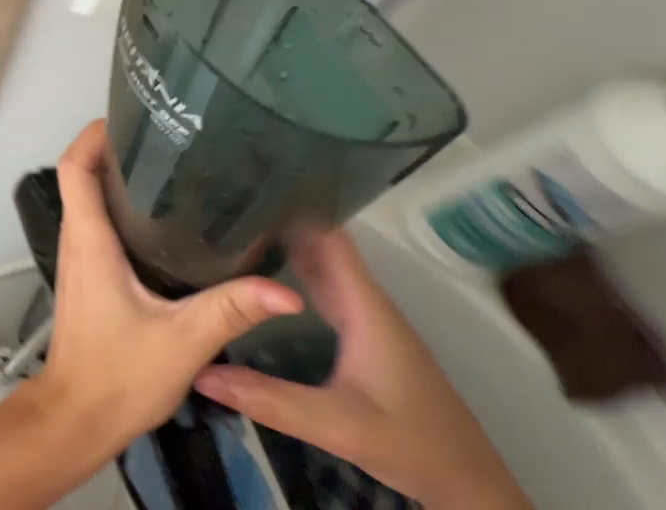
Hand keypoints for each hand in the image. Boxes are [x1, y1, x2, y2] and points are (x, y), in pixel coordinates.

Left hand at [31, 121, 303, 449]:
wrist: (78, 417)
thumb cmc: (117, 374)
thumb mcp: (183, 340)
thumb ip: (231, 310)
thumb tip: (287, 292)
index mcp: (89, 240)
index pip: (74, 167)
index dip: (94, 135)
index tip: (132, 118)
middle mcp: (78, 240)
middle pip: (82, 175)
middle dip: (116, 149)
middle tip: (169, 137)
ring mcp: (80, 258)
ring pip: (91, 200)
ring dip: (120, 178)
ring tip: (174, 166)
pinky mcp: (89, 276)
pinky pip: (100, 225)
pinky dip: (123, 209)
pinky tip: (168, 221)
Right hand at [194, 231, 531, 509]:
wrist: (466, 484)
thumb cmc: (411, 442)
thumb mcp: (337, 425)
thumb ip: (270, 399)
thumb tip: (199, 372)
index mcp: (364, 307)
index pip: (328, 237)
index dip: (294, 207)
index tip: (246, 186)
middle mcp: (365, 303)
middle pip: (320, 246)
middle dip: (277, 222)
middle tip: (219, 204)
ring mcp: (366, 320)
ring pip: (321, 268)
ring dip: (283, 246)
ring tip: (229, 230)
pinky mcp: (363, 338)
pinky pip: (321, 290)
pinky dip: (291, 274)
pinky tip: (259, 280)